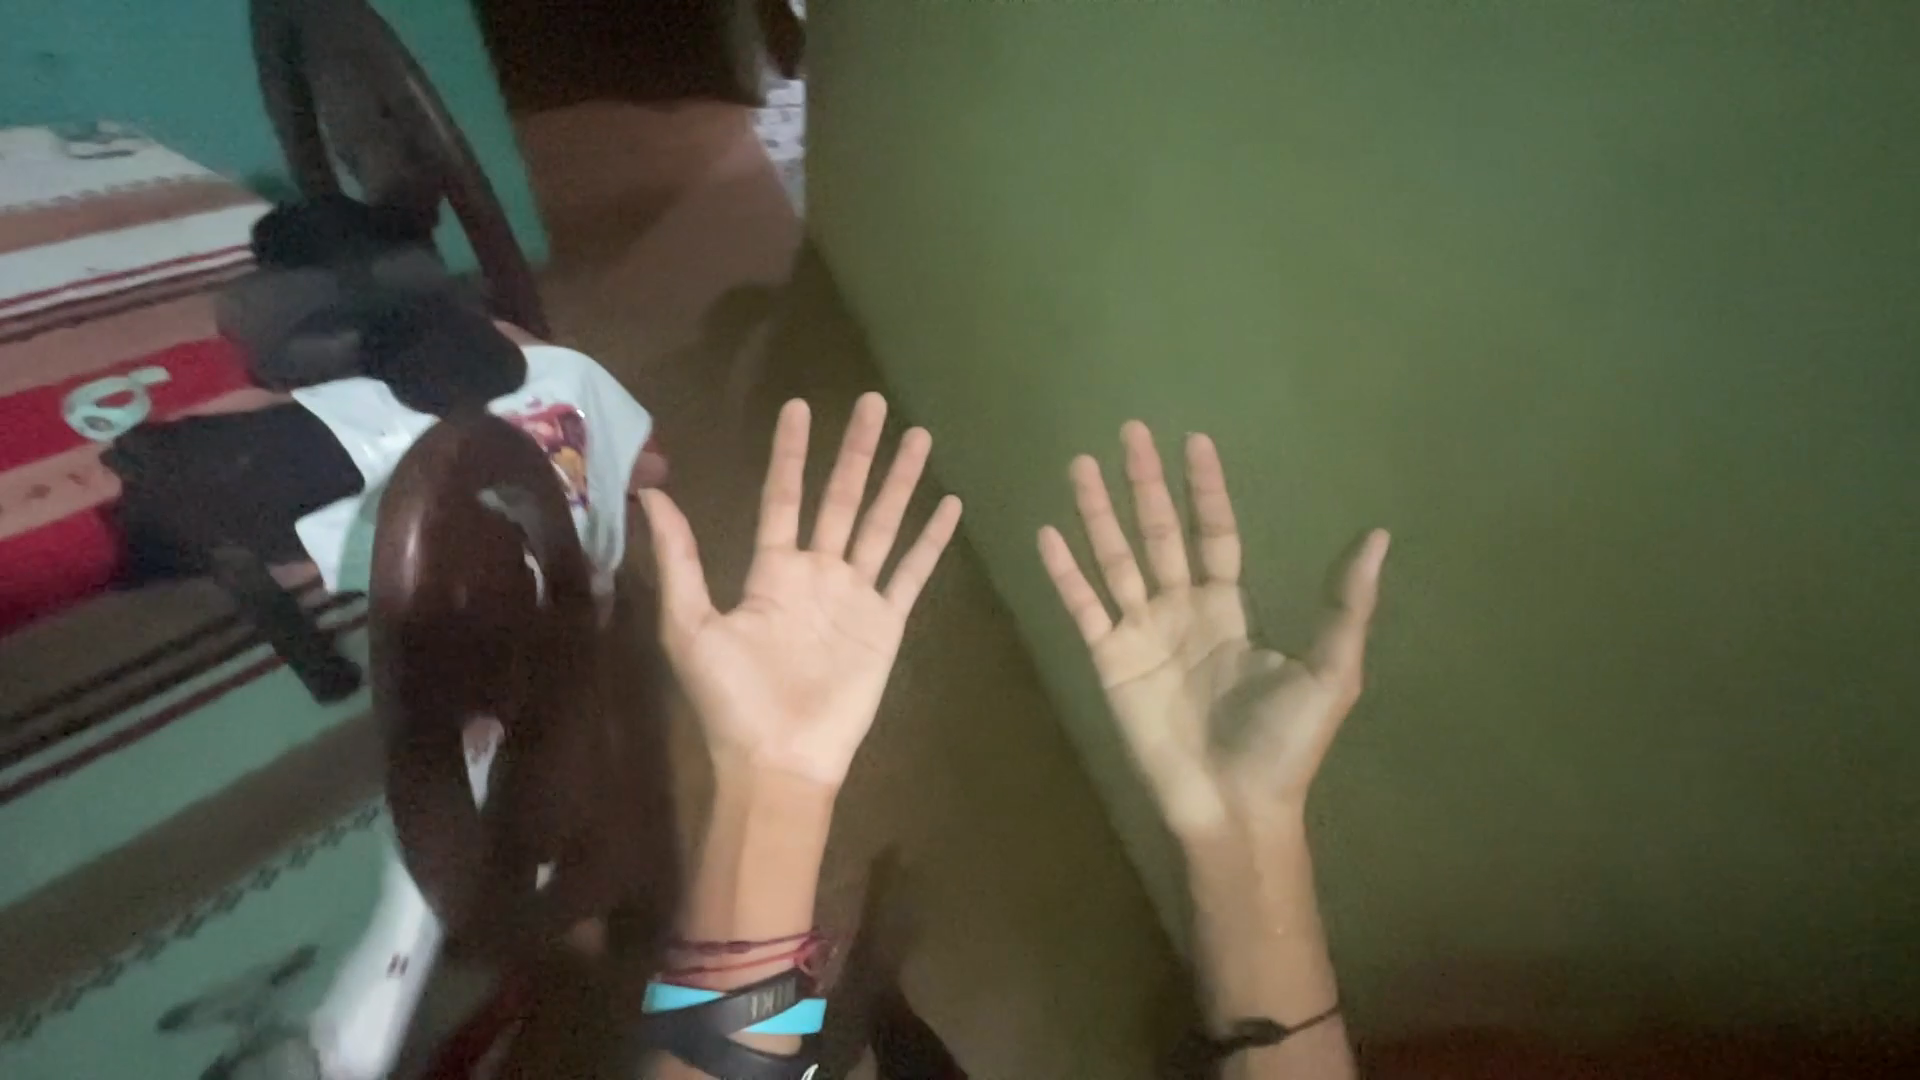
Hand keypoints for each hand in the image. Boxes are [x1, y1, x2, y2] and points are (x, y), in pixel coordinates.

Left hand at [641, 394, 961, 788]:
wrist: (780, 758)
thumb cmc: (733, 699)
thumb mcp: (692, 626)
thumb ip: (680, 559)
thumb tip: (650, 494)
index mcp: (773, 570)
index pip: (785, 495)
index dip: (793, 452)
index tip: (801, 407)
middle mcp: (819, 572)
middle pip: (842, 497)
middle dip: (859, 450)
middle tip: (875, 402)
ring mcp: (857, 594)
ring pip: (883, 523)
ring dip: (901, 482)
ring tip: (921, 438)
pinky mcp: (887, 621)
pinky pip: (913, 572)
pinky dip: (932, 540)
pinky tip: (950, 506)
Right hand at [1038, 422, 1388, 835]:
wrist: (1234, 805)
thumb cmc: (1283, 744)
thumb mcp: (1330, 672)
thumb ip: (1345, 605)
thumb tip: (1376, 535)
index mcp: (1228, 608)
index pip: (1212, 532)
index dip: (1204, 488)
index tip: (1194, 441)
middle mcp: (1180, 609)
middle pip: (1156, 532)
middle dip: (1143, 483)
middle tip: (1129, 432)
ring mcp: (1140, 632)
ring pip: (1114, 558)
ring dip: (1097, 512)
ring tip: (1079, 466)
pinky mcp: (1109, 659)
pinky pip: (1084, 606)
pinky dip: (1065, 572)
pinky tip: (1048, 534)